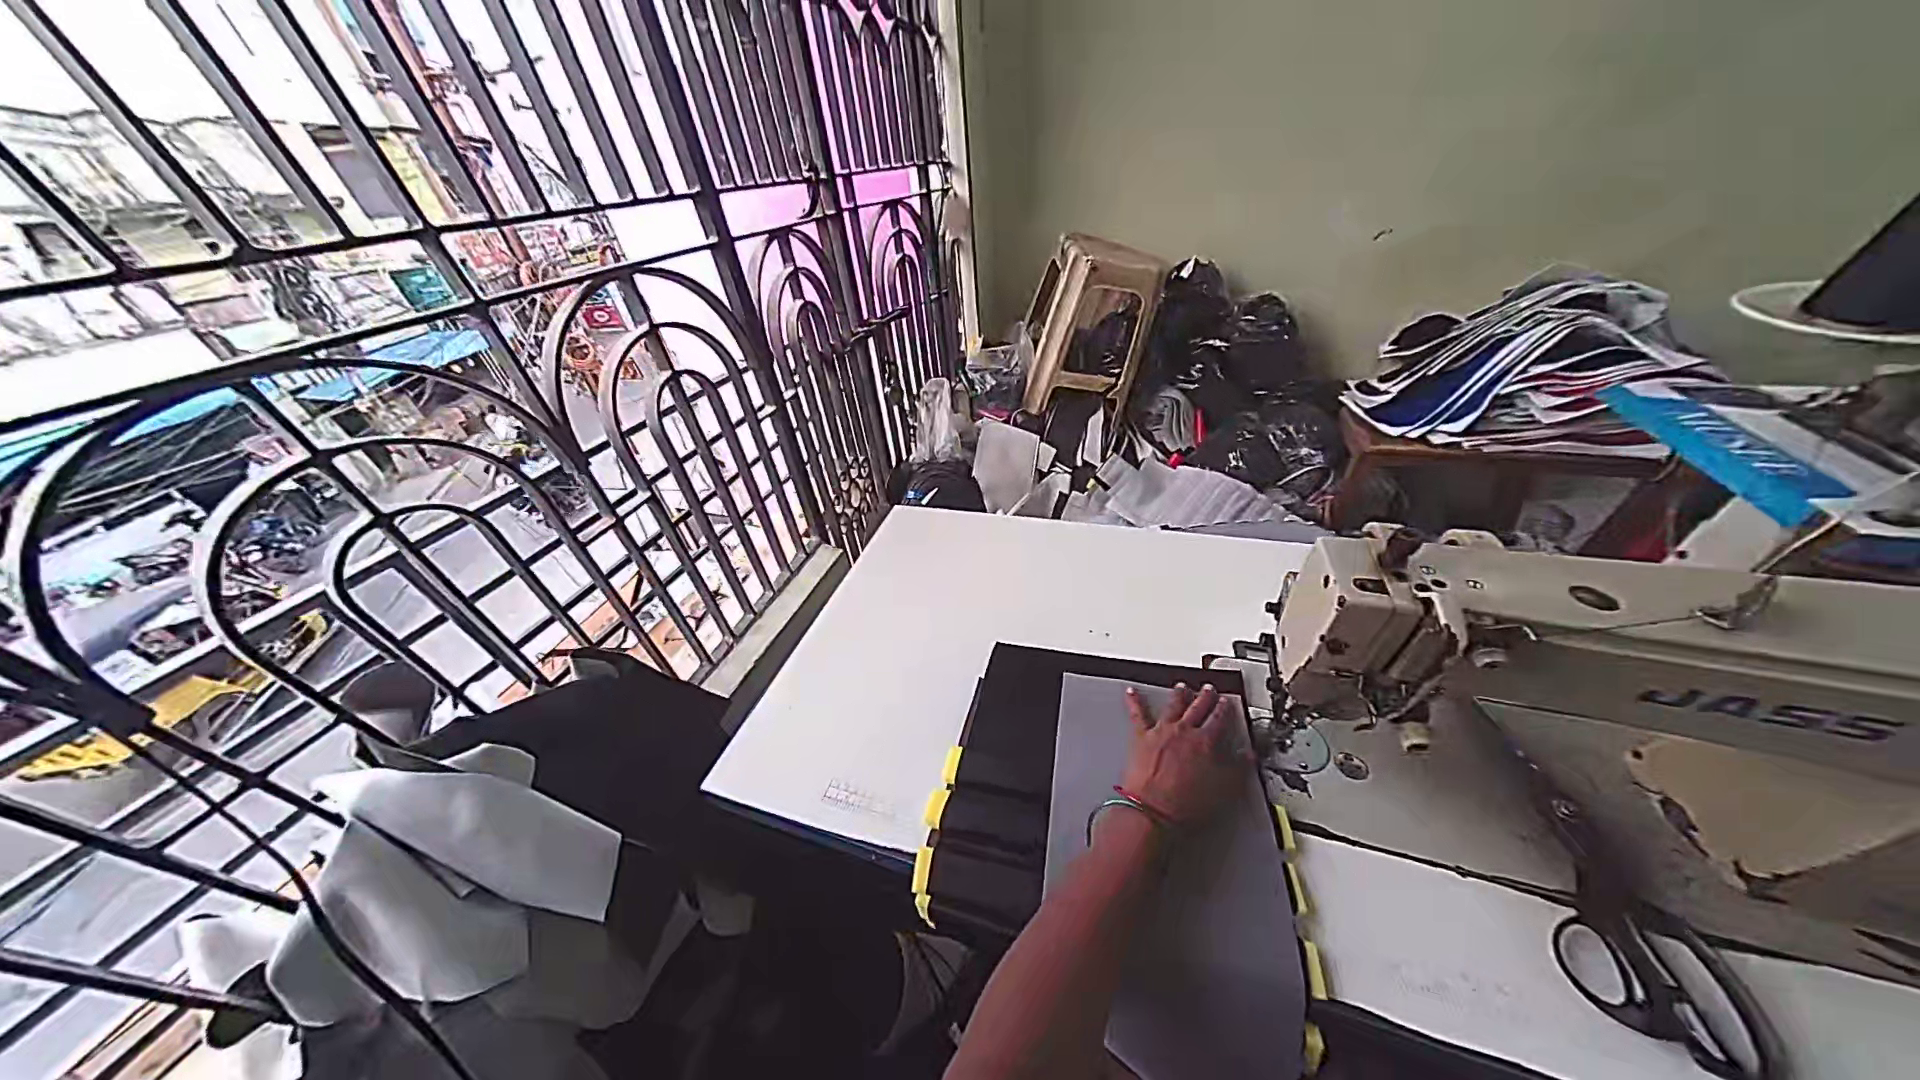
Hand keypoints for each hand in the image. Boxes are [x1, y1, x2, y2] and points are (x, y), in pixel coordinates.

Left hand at [1119, 683, 1248, 826]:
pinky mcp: (1142, 737)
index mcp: (1206, 742)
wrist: (1153, 809)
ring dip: (1179, 695)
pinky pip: (1138, 714)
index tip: (1226, 703)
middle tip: (1208, 689)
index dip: (1224, 710)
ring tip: (1182, 687)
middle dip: (1205, 697)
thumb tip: (1249, 756)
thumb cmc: (1187, 803)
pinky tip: (1132, 692)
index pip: (1219, 720)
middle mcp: (1184, 731)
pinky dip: (1134, 701)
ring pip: (1173, 706)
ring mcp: (1161, 731)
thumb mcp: (1225, 788)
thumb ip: (1238, 768)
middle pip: (1197, 708)